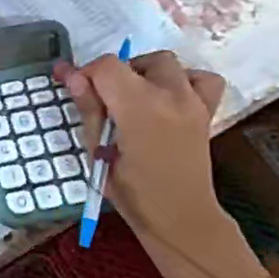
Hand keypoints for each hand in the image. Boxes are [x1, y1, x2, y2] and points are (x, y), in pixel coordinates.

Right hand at [56, 51, 271, 277]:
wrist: (178, 215)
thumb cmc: (131, 191)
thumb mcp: (97, 152)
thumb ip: (89, 109)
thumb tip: (72, 76)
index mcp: (140, 108)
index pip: (107, 67)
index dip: (85, 73)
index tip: (74, 90)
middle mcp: (171, 96)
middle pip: (132, 62)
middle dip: (111, 75)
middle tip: (101, 103)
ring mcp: (194, 101)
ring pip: (165, 62)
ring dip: (143, 73)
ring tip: (132, 99)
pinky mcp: (206, 110)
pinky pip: (201, 78)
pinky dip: (184, 80)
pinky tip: (168, 98)